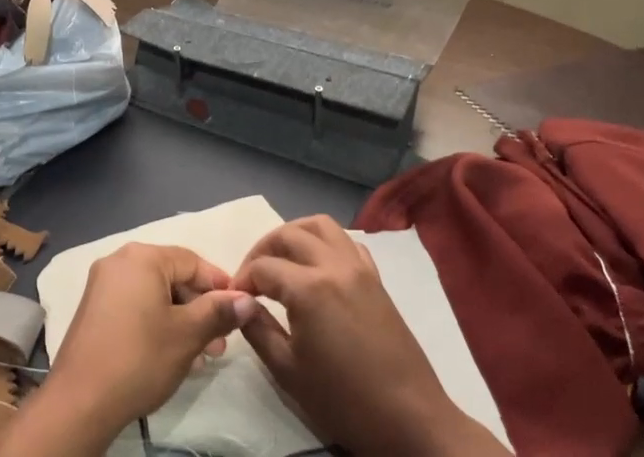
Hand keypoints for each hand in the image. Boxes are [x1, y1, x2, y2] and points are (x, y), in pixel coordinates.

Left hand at [53, 243, 259, 421]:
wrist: (82, 399)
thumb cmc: (140, 357)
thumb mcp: (188, 335)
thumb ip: (219, 312)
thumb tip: (247, 299)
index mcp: (141, 257)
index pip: (192, 261)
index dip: (219, 285)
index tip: (239, 312)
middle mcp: (119, 262)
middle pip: (172, 277)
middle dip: (200, 309)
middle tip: (220, 345)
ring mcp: (102, 285)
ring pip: (155, 295)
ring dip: (182, 320)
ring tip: (201, 356)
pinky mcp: (94, 309)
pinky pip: (136, 306)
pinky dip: (158, 323)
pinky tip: (173, 354)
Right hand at [233, 216, 505, 456]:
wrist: (409, 418)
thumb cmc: (344, 400)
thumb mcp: (287, 371)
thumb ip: (258, 329)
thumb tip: (241, 304)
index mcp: (309, 288)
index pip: (262, 267)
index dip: (242, 280)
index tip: (234, 299)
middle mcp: (334, 266)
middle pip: (288, 235)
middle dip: (261, 250)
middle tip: (251, 278)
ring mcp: (360, 269)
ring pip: (321, 226)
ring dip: (294, 235)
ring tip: (280, 261)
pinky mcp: (377, 279)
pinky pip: (347, 243)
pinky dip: (325, 244)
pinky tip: (317, 268)